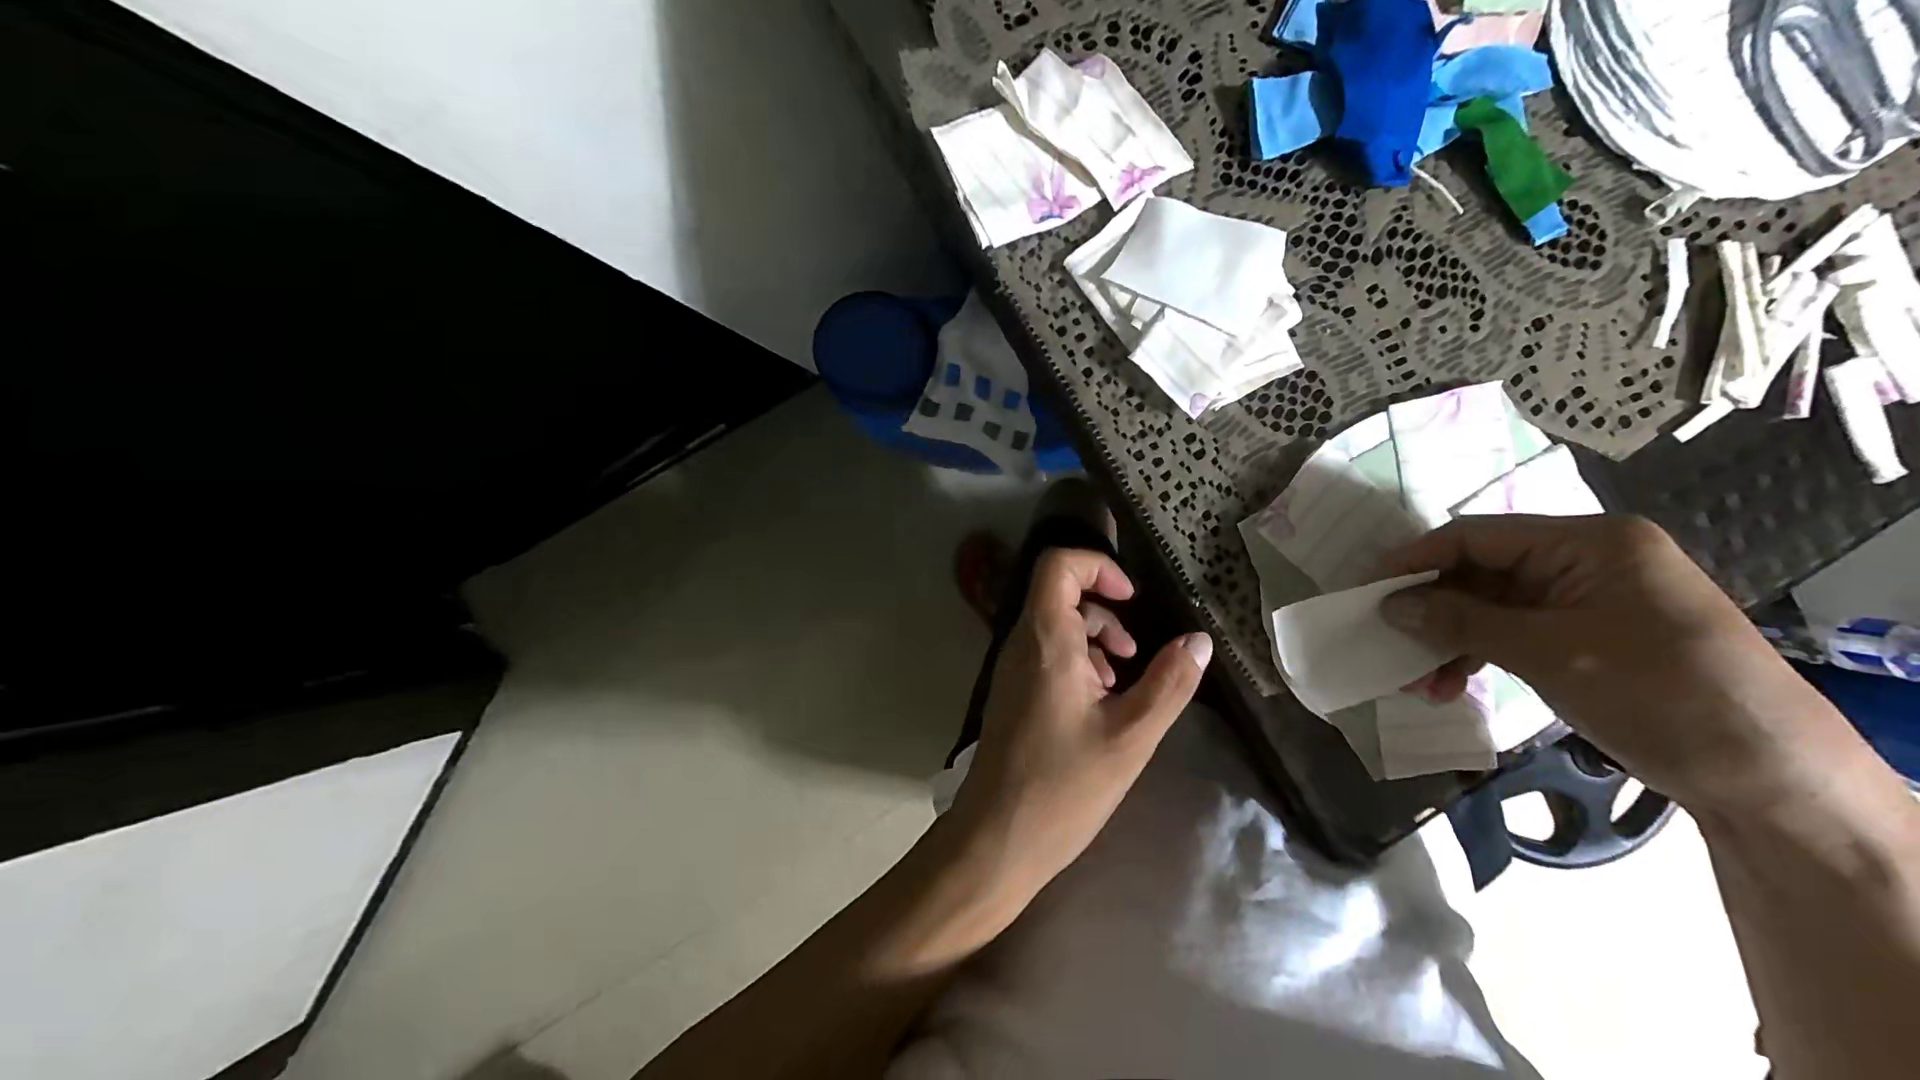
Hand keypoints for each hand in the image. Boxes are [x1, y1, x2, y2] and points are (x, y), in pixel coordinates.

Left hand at [948, 548, 1212, 889]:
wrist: (997, 838)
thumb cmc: (1064, 786)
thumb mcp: (1130, 735)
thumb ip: (1168, 683)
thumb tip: (1199, 640)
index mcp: (1045, 640)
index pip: (1058, 565)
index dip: (1098, 566)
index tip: (1133, 601)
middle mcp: (1021, 644)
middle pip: (1059, 593)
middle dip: (1105, 611)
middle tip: (1135, 654)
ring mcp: (1012, 669)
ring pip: (1055, 626)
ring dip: (1095, 640)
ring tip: (1123, 683)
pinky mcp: (1013, 694)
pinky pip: (1046, 655)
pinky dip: (1079, 663)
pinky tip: (1100, 704)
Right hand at [1377, 515, 1849, 813]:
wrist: (1769, 778)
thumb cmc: (1662, 694)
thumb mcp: (1552, 653)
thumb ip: (1463, 621)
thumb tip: (1390, 604)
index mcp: (1590, 543)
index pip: (1477, 536)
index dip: (1416, 560)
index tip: (1368, 592)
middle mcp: (1584, 562)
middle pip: (1479, 573)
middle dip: (1430, 612)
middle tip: (1389, 646)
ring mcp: (1583, 601)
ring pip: (1488, 608)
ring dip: (1447, 641)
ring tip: (1418, 684)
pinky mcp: (1582, 637)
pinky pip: (1509, 634)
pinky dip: (1474, 656)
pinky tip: (1448, 686)